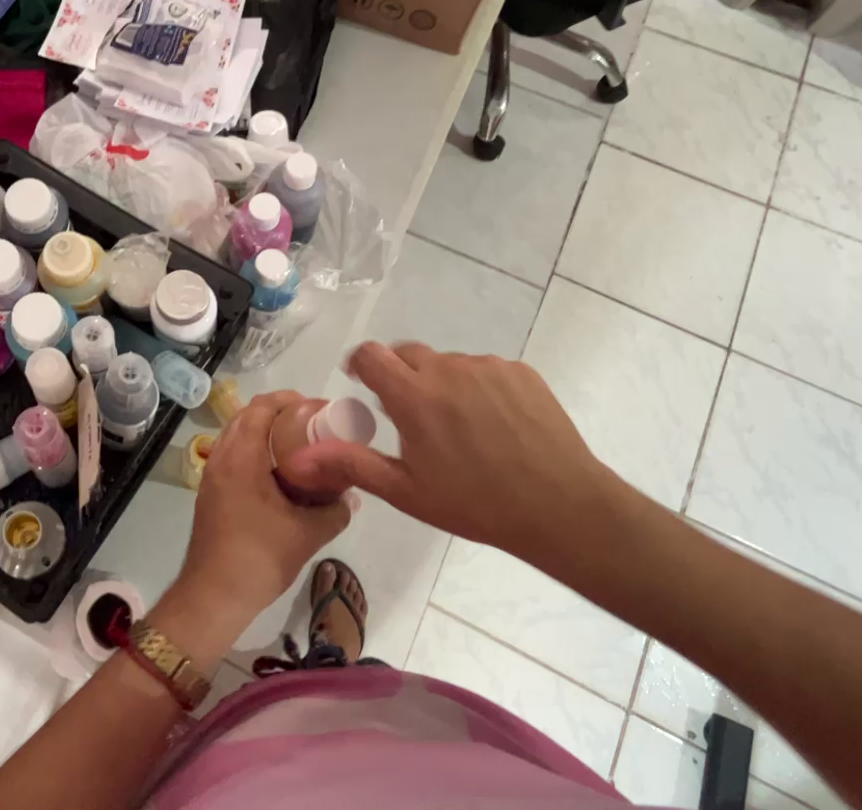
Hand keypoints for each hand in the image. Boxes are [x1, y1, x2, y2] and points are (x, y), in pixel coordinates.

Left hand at [173, 391, 355, 630]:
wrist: (214, 595)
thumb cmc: (259, 558)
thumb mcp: (308, 534)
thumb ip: (335, 510)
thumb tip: (352, 495)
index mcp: (241, 457)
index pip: (260, 408)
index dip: (288, 401)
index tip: (317, 408)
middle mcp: (221, 458)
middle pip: (247, 417)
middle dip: (278, 414)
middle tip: (312, 424)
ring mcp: (212, 476)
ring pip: (237, 438)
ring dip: (264, 433)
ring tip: (298, 447)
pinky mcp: (210, 493)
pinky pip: (232, 457)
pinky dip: (254, 453)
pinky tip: (278, 474)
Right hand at [284, 343, 633, 561]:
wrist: (562, 507)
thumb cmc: (475, 503)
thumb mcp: (406, 491)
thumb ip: (351, 463)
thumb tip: (299, 458)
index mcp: (414, 395)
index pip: (371, 354)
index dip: (360, 364)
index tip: (362, 384)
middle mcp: (448, 369)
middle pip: (408, 353)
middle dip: (400, 375)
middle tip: (408, 414)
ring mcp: (487, 367)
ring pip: (448, 363)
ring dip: (440, 382)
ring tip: (457, 427)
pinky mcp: (520, 372)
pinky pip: (484, 369)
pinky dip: (476, 387)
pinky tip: (492, 424)